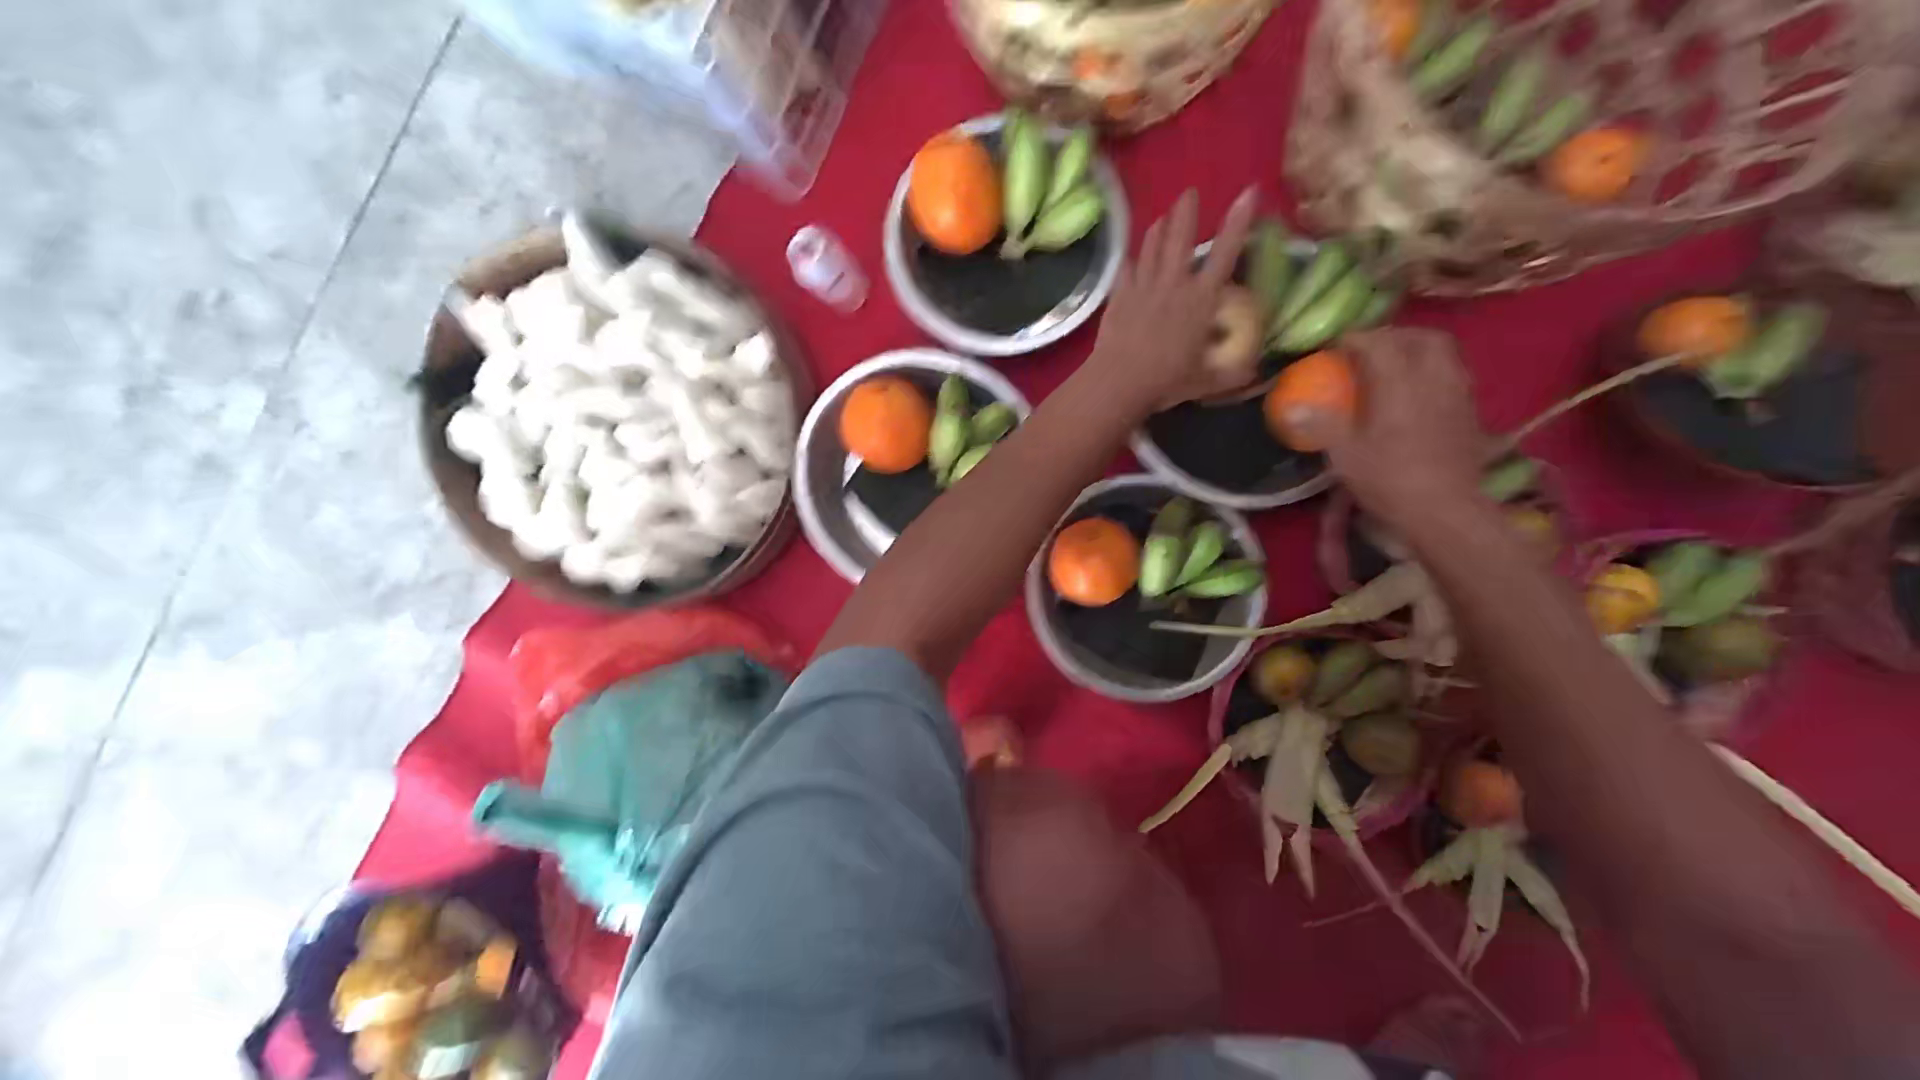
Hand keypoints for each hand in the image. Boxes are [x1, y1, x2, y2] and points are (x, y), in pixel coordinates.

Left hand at [1085, 187, 1258, 412]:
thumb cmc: (1167, 381)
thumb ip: (1232, 375)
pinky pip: (1125, 273)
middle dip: (1186, 214)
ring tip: (1161, 217)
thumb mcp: (1206, 382)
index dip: (1238, 222)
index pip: (1225, 254)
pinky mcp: (1119, 299)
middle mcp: (1173, 286)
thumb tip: (1255, 374)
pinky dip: (1128, 262)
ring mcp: (1143, 289)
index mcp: (1201, 301)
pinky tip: (1128, 256)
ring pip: (1151, 251)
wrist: (1120, 381)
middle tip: (1188, 192)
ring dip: (1157, 232)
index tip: (1247, 193)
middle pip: (1180, 241)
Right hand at [1283, 328, 1490, 529]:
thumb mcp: (1344, 454)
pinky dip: (1433, 371)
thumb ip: (1321, 423)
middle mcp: (1434, 378)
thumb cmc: (1389, 479)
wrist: (1444, 510)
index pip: (1379, 343)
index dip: (1355, 339)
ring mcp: (1458, 394)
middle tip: (1369, 349)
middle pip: (1421, 337)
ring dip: (1417, 350)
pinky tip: (1418, 392)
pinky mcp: (1471, 413)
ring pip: (1444, 353)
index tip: (1334, 346)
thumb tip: (1291, 406)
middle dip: (1394, 335)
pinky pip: (1454, 375)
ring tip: (1395, 366)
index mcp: (1400, 382)